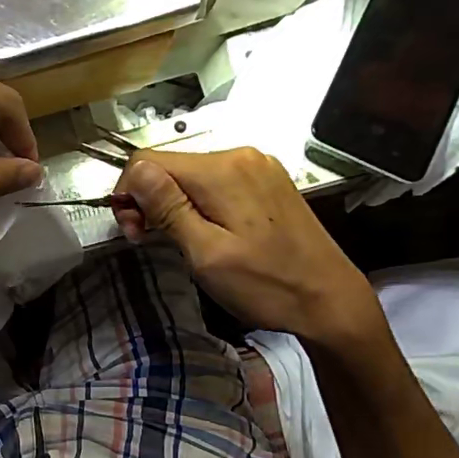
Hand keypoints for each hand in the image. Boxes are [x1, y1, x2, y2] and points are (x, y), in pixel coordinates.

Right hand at [112, 147, 381, 347]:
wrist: (330, 302)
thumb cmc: (265, 285)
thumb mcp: (207, 253)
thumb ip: (168, 207)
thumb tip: (135, 170)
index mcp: (222, 170)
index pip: (148, 160)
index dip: (128, 193)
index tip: (133, 231)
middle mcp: (239, 156)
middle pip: (169, 165)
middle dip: (149, 199)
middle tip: (148, 240)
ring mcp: (257, 167)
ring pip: (190, 174)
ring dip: (171, 203)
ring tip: (178, 241)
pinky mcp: (267, 182)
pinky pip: (215, 182)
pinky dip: (197, 203)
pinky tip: (203, 231)